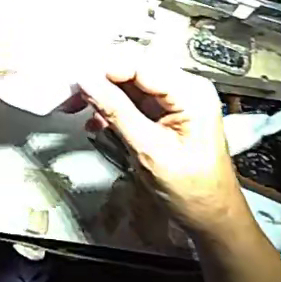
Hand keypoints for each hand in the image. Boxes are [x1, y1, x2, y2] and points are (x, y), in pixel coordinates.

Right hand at [75, 51, 249, 236]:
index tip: (76, 79)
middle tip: (70, 92)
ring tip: (74, 105)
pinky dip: (108, 104)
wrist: (210, 217)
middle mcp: (183, 86)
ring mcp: (171, 96)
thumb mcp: (150, 152)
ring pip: (125, 79)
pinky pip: (127, 95)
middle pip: (131, 65)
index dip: (105, 67)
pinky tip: (94, 119)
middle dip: (98, 77)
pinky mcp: (160, 108)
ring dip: (98, 91)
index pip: (140, 63)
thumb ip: (117, 112)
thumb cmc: (194, 191)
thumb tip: (86, 81)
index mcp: (190, 92)